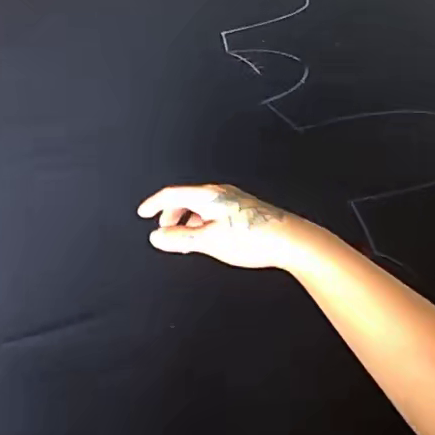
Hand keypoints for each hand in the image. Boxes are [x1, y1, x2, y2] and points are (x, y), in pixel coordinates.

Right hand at [137, 184, 332, 270]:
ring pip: (199, 206)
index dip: (153, 204)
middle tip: (164, 232)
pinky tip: (207, 239)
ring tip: (185, 240)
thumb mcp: (209, 241)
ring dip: (186, 221)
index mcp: (207, 196)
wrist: (293, 241)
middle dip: (170, 215)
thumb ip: (179, 239)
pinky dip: (200, 222)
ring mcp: (232, 200)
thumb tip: (156, 236)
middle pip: (184, 199)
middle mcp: (219, 193)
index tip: (142, 213)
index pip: (171, 194)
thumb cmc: (252, 238)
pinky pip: (211, 211)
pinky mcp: (242, 209)